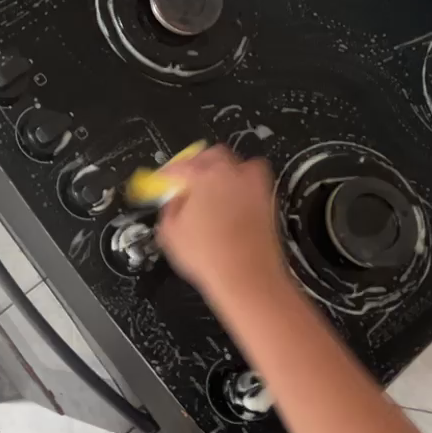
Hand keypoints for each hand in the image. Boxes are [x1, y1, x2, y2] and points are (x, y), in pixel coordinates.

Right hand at [156, 146, 294, 305]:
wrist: (248, 278)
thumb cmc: (212, 257)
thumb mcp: (171, 233)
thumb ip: (169, 208)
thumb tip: (173, 203)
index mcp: (202, 176)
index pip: (179, 166)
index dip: (167, 173)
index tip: (163, 180)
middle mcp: (231, 175)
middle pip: (212, 154)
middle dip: (198, 162)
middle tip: (187, 178)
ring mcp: (253, 187)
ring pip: (239, 164)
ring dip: (224, 170)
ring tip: (213, 186)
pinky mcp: (268, 202)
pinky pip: (255, 183)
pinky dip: (244, 186)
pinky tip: (233, 202)